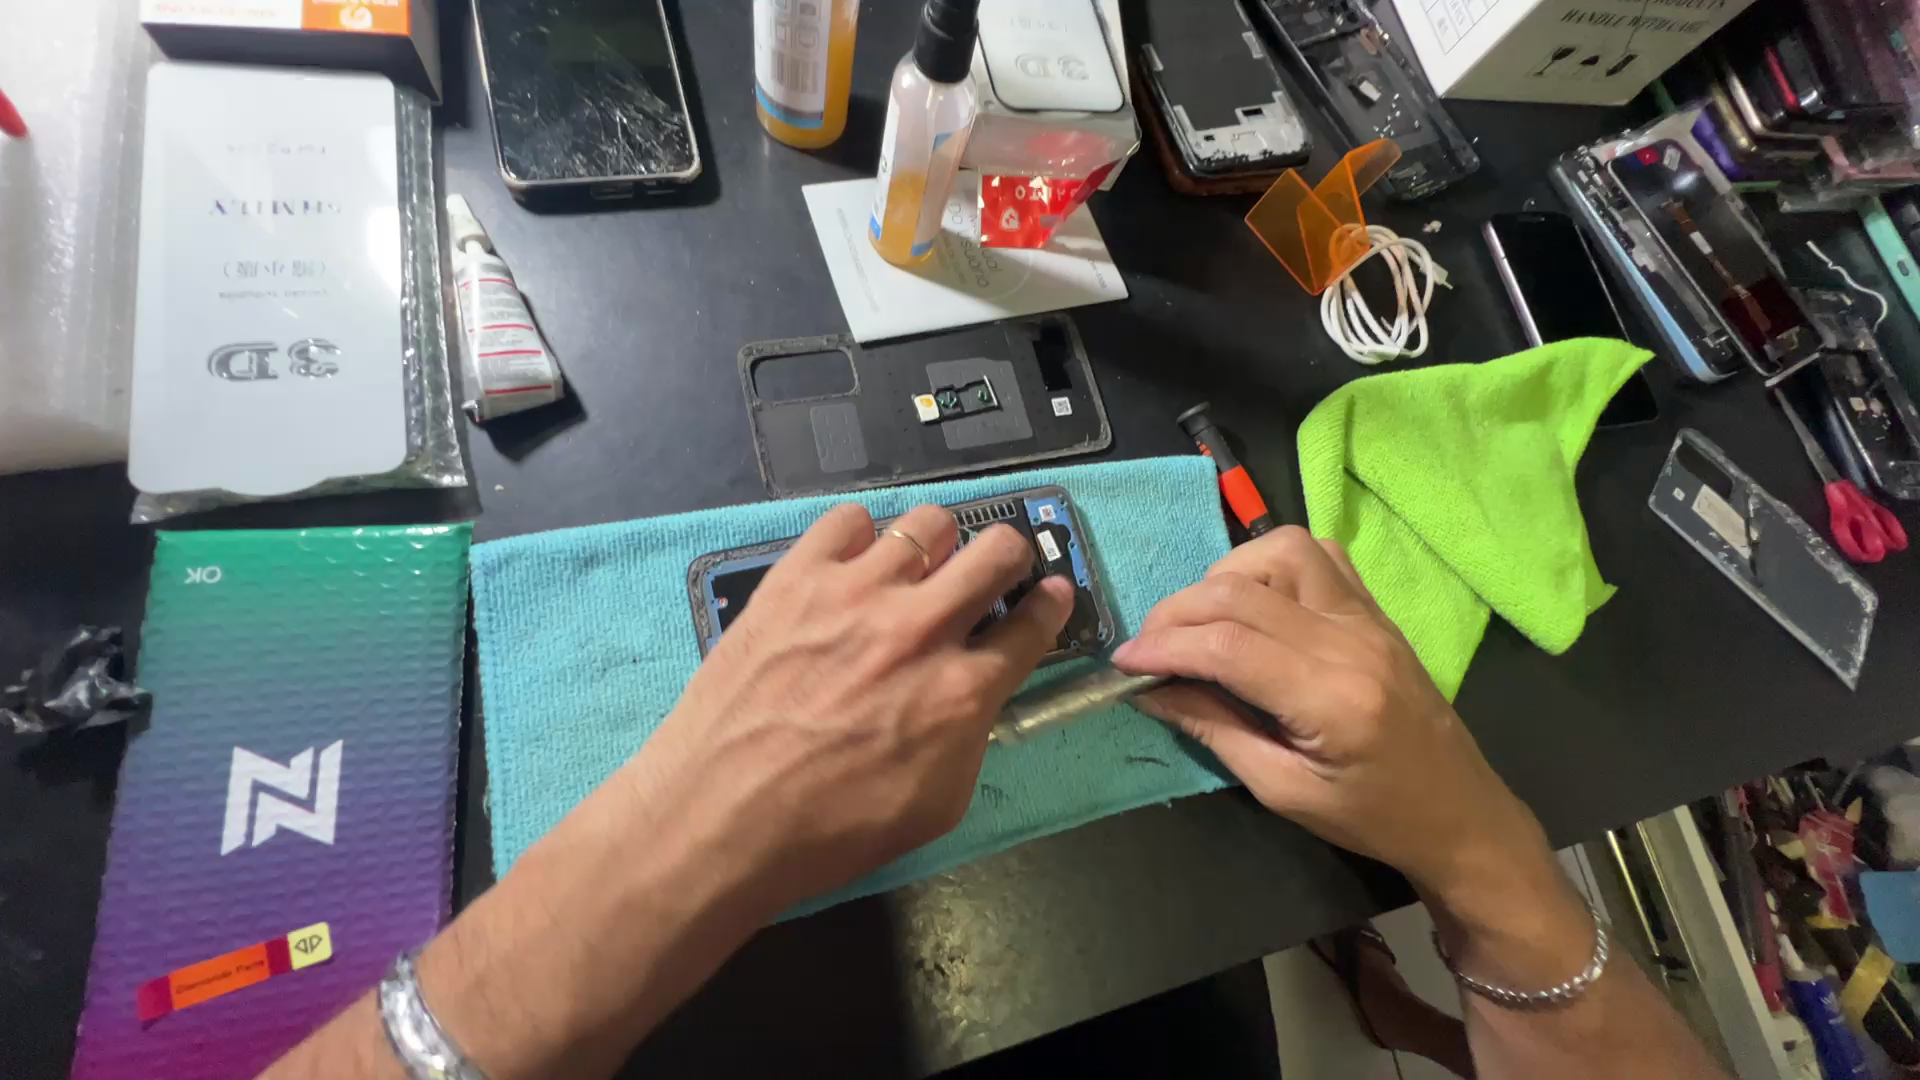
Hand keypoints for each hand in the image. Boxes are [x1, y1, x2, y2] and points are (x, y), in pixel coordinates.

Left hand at [634, 503, 1073, 915]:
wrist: (719, 815)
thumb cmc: (832, 829)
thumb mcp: (937, 803)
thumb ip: (972, 732)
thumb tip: (977, 685)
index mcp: (962, 690)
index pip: (1034, 624)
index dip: (1052, 604)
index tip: (1051, 595)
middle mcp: (921, 627)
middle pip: (997, 550)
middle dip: (1010, 556)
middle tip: (993, 572)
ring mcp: (857, 591)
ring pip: (929, 521)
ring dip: (937, 544)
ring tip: (915, 570)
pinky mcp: (799, 576)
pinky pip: (849, 520)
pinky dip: (861, 537)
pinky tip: (851, 568)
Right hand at [1111, 526, 1546, 903]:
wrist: (1464, 816)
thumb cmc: (1373, 817)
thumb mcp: (1282, 790)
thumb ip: (1212, 728)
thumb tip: (1149, 689)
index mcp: (1333, 697)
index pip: (1227, 645)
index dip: (1163, 646)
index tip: (1122, 662)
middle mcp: (1351, 640)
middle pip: (1240, 593)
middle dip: (1175, 613)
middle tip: (1146, 647)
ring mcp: (1367, 616)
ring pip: (1278, 552)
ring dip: (1222, 578)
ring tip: (1201, 621)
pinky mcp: (1373, 609)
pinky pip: (1316, 553)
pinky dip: (1267, 562)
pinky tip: (1252, 598)